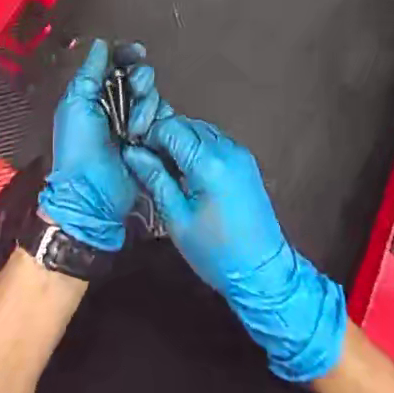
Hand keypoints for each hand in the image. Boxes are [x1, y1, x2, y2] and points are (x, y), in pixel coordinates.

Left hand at [38, 39, 164, 251]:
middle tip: (136, 93)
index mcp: (94, 94)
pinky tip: (145, 133)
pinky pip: (164, 116)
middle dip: (140, 82)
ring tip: (132, 129)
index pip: (116, 63)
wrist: (93, 195)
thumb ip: (90, 71)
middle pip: (139, 76)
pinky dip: (157, 120)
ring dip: (145, 108)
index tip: (138, 52)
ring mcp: (134, 121)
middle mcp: (115, 104)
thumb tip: (101, 43)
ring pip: (153, 95)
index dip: (127, 54)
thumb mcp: (77, 104)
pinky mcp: (151, 138)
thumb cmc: (78, 148)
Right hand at [123, 115, 345, 380]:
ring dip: (182, 140)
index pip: (171, 127)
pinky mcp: (246, 160)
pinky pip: (216, 141)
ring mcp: (240, 151)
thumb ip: (155, 178)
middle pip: (188, 124)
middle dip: (164, 135)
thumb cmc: (214, 251)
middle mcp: (227, 147)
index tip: (135, 152)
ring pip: (202, 130)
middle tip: (146, 161)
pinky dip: (198, 146)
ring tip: (165, 168)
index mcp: (209, 161)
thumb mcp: (176, 219)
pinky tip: (187, 170)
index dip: (149, 135)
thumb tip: (131, 152)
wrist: (262, 269)